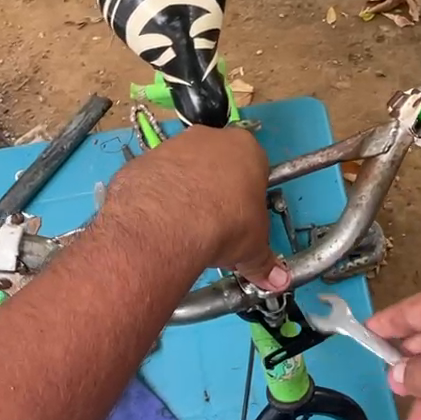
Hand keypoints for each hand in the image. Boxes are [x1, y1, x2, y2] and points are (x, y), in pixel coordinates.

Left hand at [103, 125, 288, 289]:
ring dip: (186, 196)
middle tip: (215, 227)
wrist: (170, 222)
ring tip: (186, 232)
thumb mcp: (254, 247)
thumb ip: (263, 261)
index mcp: (247, 150)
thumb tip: (276, 280)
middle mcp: (210, 139)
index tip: (242, 220)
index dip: (248, 199)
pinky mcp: (144, 160)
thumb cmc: (224, 222)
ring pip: (184, 171)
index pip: (254, 170)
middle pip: (217, 166)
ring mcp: (174, 146)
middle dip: (216, 195)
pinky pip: (156, 180)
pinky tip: (161, 226)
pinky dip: (158, 199)